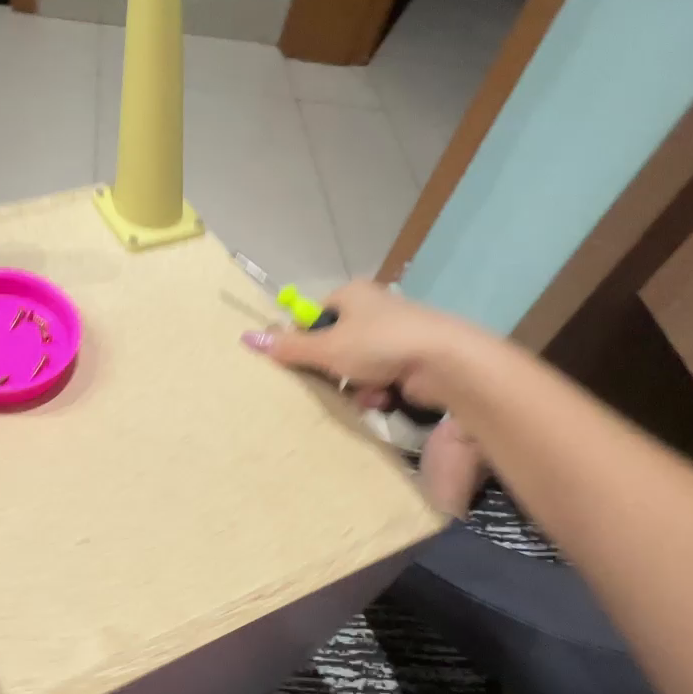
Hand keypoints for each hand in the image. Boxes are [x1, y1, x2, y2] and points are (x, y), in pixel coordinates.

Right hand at [240, 280, 482, 408]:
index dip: (306, 340)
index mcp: (351, 295)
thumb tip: (246, 336)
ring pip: (358, 367)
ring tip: (365, 396)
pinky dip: (378, 392)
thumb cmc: (380, 344)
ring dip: (356, 387)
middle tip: (331, 385)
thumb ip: (288, 346)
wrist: (446, 362)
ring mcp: (396, 335)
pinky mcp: (413, 359)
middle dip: (333, 372)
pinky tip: (383, 399)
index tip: (302, 362)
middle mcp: (374, 309)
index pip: (315, 316)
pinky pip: (381, 378)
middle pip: (335, 345)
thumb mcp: (327, 348)